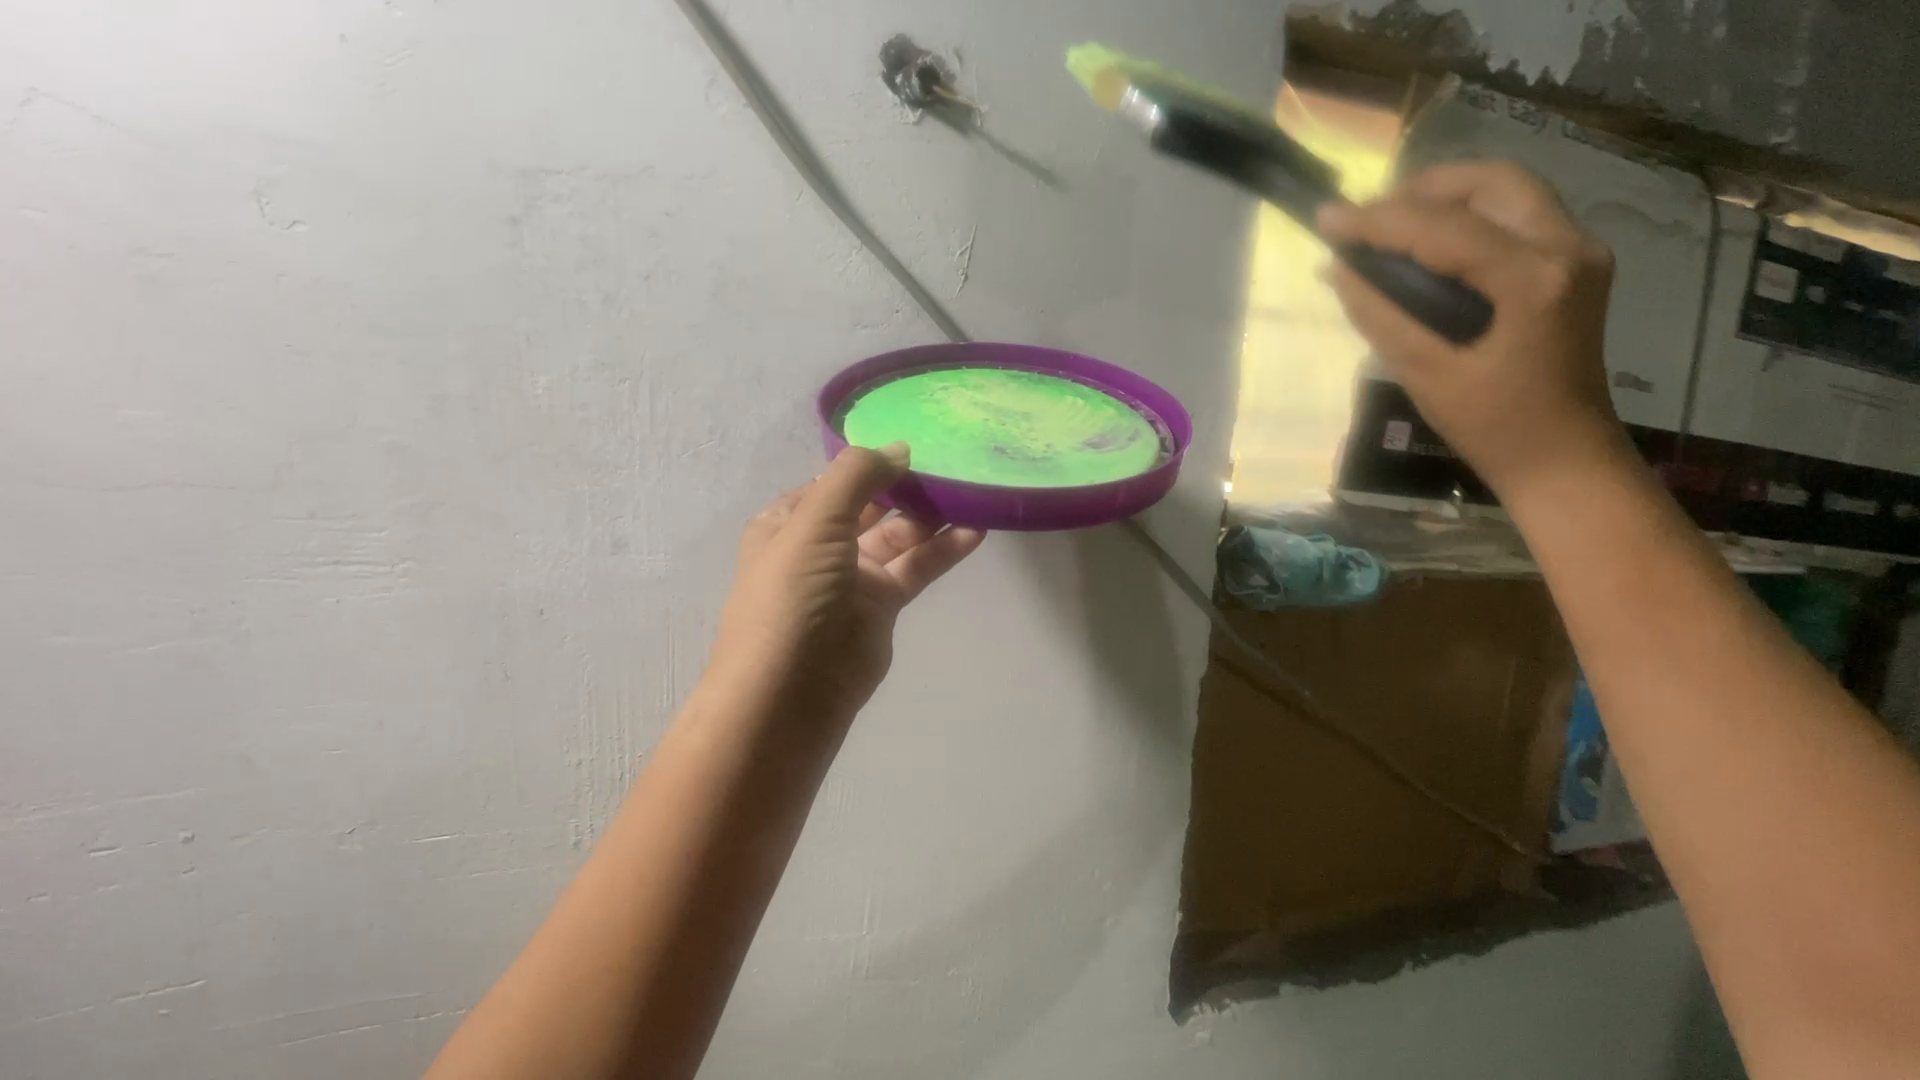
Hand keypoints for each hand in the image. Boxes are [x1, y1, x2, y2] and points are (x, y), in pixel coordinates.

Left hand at [706, 443, 986, 725]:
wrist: (790, 691)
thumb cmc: (791, 596)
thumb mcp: (813, 522)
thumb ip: (856, 478)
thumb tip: (898, 447)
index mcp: (788, 522)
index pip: (833, 481)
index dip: (870, 461)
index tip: (915, 438)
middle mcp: (820, 545)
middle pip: (869, 505)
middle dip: (905, 484)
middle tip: (952, 459)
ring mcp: (853, 577)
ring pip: (898, 535)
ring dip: (931, 514)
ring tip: (972, 488)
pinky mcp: (883, 606)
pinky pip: (916, 568)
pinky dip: (943, 549)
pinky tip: (975, 529)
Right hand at [1318, 161, 1624, 497]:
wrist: (1564, 460)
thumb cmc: (1494, 427)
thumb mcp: (1426, 374)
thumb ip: (1380, 315)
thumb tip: (1338, 270)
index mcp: (1533, 279)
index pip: (1443, 227)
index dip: (1378, 221)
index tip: (1326, 219)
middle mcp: (1568, 248)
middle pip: (1491, 183)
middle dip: (1421, 190)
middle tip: (1368, 217)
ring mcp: (1580, 252)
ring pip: (1509, 191)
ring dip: (1447, 197)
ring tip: (1392, 223)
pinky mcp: (1576, 265)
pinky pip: (1519, 216)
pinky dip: (1470, 216)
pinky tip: (1431, 242)